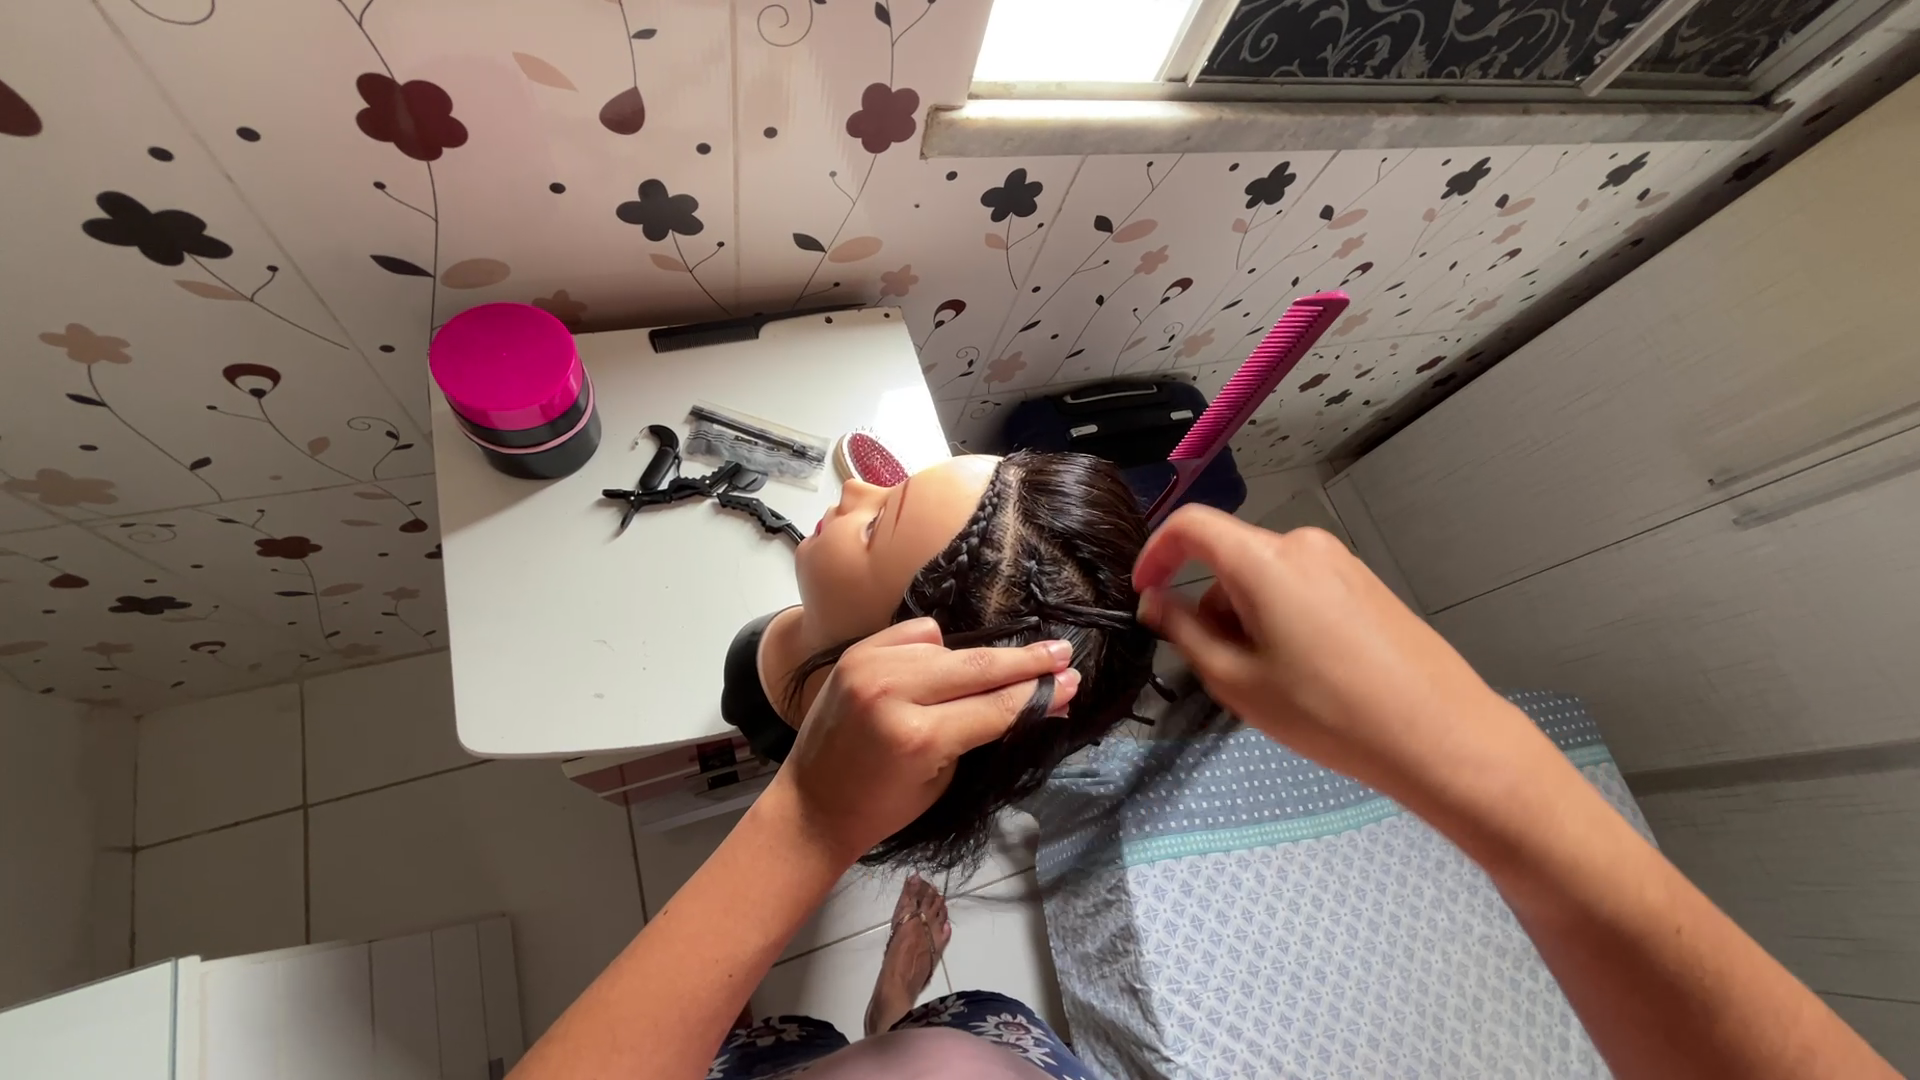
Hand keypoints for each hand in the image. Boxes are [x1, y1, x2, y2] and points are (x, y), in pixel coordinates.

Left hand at [771, 618, 1077, 863]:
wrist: (810, 805)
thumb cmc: (882, 808)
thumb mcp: (944, 779)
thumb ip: (988, 732)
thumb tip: (1042, 702)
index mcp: (919, 737)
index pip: (996, 707)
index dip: (1039, 693)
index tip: (1072, 681)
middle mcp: (893, 692)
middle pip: (978, 667)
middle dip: (1026, 660)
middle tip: (1063, 652)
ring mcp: (870, 666)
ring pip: (948, 647)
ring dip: (981, 659)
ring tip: (1011, 664)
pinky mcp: (856, 653)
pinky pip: (914, 633)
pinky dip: (935, 644)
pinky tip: (946, 656)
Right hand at [1133, 505, 1524, 798]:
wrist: (1442, 738)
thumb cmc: (1326, 712)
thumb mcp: (1235, 679)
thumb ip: (1182, 631)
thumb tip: (1154, 602)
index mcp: (1264, 560)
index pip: (1190, 526)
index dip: (1155, 553)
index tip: (1144, 593)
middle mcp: (1303, 545)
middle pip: (1229, 558)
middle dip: (1208, 604)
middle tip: (1217, 666)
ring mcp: (1341, 562)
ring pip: (1264, 576)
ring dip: (1245, 615)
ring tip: (1268, 680)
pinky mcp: (1365, 584)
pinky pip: (1299, 586)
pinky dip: (1279, 617)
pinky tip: (1304, 671)